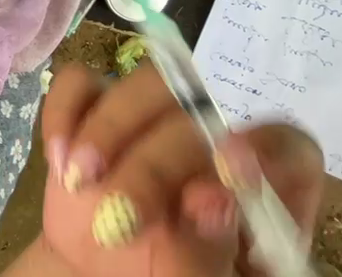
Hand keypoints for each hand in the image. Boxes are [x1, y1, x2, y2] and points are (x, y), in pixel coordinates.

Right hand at [30, 63, 325, 276]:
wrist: (105, 272)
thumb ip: (211, 251)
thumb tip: (210, 198)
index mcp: (268, 187)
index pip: (282, 144)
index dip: (262, 149)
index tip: (227, 172)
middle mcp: (213, 138)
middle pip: (196, 110)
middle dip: (150, 161)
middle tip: (118, 213)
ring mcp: (150, 117)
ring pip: (139, 87)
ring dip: (103, 131)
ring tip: (77, 184)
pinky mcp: (95, 106)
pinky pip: (78, 83)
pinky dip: (62, 113)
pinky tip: (59, 160)